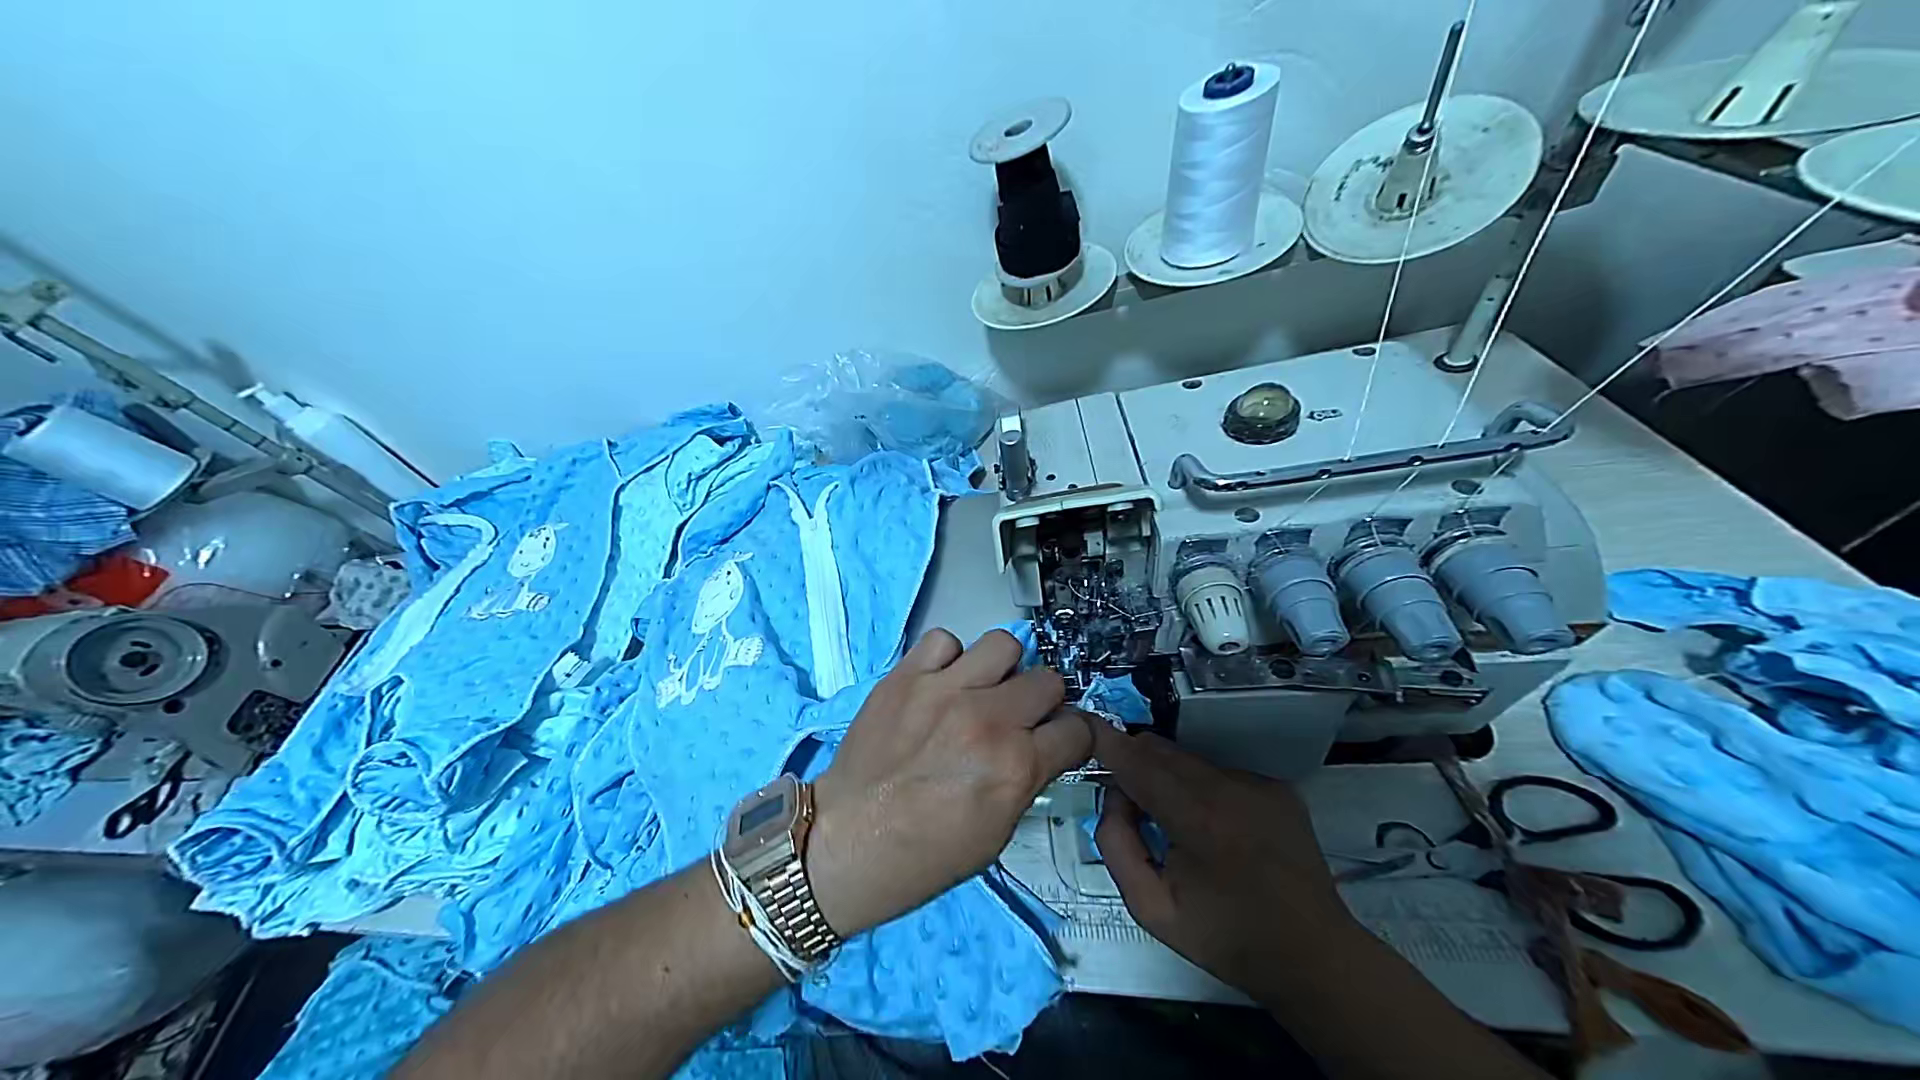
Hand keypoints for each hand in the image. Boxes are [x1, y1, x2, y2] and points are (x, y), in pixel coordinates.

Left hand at [807, 629, 1092, 935]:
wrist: (847, 843)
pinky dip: (949, 658)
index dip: (1073, 736)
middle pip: (1047, 680)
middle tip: (1020, 717)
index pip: (1077, 729)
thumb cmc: (924, 853)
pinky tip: (942, 682)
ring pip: (1003, 644)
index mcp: (1015, 767)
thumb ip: (1028, 777)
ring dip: (1001, 669)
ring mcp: (943, 691)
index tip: (1060, 738)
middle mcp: (986, 720)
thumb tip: (1044, 744)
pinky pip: (944, 640)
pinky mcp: (905, 677)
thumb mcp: (998, 832)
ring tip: (982, 691)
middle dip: (1042, 702)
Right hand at [1091, 724, 1357, 997]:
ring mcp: (1258, 784)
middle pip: (1161, 752)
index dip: (1106, 741)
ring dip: (1168, 778)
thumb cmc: (1227, 939)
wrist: (1313, 957)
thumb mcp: (1151, 909)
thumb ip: (1116, 846)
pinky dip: (1202, 788)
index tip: (1083, 723)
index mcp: (1197, 818)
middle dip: (1134, 764)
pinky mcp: (1277, 787)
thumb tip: (1114, 797)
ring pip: (1190, 761)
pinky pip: (1220, 773)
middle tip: (1129, 805)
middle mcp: (1230, 787)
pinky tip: (1214, 828)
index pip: (1138, 763)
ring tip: (1174, 825)